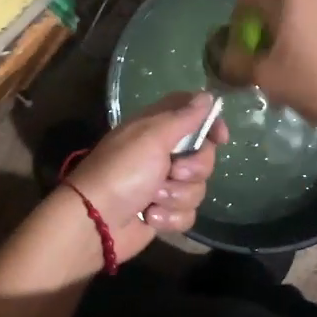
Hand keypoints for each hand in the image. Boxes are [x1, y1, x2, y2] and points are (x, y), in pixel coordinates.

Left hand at [60, 92, 227, 259]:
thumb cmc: (123, 171)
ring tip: (152, 199)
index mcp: (155, 127)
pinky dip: (170, 218)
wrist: (96, 220)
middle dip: (193, 169)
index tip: (220, 138)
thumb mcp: (152, 137)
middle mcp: (160, 152)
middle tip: (172, 172)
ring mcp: (162, 183)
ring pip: (196, 188)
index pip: (191, 113)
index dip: (209, 122)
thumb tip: (207, 96)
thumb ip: (183, 117)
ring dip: (176, 196)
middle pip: (202, 155)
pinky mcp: (162, 211)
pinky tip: (150, 217)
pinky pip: (187, 213)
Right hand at [235, 0, 316, 141]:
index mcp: (290, 0)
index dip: (240, 21)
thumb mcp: (267, 81)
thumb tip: (226, 58)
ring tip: (306, 66)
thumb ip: (238, 64)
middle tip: (274, 60)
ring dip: (301, 33)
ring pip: (310, 14)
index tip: (244, 47)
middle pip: (282, 5)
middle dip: (273, 29)